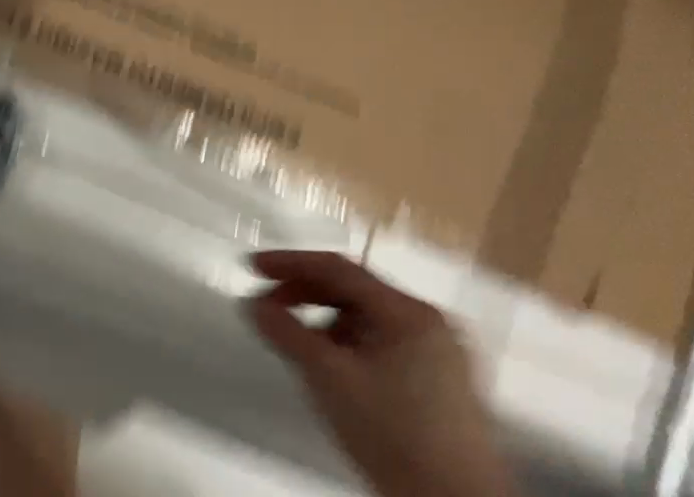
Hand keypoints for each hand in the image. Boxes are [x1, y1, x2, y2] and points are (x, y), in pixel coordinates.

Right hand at [245, 250, 513, 496]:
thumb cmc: (390, 431)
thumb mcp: (327, 375)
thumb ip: (284, 331)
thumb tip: (252, 302)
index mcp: (410, 313)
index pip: (338, 269)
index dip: (288, 263)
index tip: (249, 267)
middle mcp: (431, 323)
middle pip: (354, 291)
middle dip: (304, 294)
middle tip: (267, 306)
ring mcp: (443, 353)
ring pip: (368, 319)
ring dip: (324, 321)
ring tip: (298, 343)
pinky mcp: (444, 381)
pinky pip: (384, 342)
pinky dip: (349, 342)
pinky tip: (333, 366)